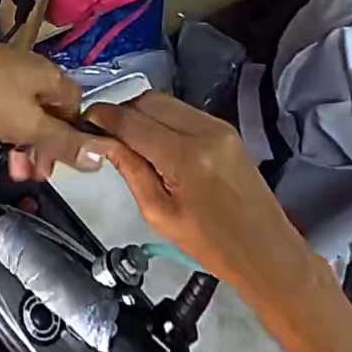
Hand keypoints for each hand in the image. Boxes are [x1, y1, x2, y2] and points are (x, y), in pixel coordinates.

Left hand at [0, 34, 97, 179]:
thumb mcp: (30, 126)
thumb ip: (64, 142)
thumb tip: (100, 155)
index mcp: (52, 77)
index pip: (76, 106)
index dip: (72, 135)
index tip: (59, 159)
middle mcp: (33, 68)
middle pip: (50, 110)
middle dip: (43, 143)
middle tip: (32, 171)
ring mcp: (7, 68)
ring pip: (25, 108)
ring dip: (22, 137)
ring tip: (10, 162)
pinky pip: (3, 101)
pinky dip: (3, 122)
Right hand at [89, 92, 323, 306]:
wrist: (266, 250)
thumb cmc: (211, 245)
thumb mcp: (160, 215)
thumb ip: (130, 170)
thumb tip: (103, 141)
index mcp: (186, 158)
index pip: (133, 122)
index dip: (104, 117)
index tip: (85, 121)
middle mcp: (204, 131)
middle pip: (149, 101)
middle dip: (122, 111)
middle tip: (105, 133)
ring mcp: (218, 126)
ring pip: (165, 101)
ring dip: (141, 112)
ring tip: (128, 138)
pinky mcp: (226, 128)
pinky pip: (183, 111)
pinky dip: (162, 118)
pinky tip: (155, 140)